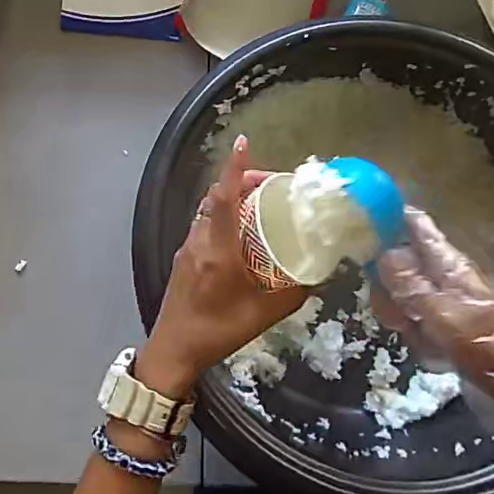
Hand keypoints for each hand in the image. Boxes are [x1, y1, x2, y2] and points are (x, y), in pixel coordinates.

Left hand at [140, 136, 305, 397]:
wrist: (173, 350)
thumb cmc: (217, 332)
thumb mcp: (263, 315)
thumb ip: (294, 293)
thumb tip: (320, 274)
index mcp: (218, 251)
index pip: (224, 198)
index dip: (235, 169)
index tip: (244, 142)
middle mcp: (199, 241)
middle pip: (216, 197)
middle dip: (240, 180)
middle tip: (270, 183)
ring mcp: (187, 248)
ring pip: (207, 209)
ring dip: (229, 197)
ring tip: (258, 202)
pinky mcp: (183, 257)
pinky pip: (203, 224)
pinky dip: (221, 215)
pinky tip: (239, 231)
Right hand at [374, 208, 493, 487]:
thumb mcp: (449, 320)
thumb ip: (415, 289)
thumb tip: (385, 253)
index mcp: (456, 272)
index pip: (423, 233)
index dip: (398, 221)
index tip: (368, 216)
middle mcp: (457, 287)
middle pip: (413, 268)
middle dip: (392, 282)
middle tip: (385, 305)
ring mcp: (461, 314)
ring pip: (416, 301)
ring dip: (404, 314)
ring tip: (404, 331)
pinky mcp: (463, 342)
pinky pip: (428, 330)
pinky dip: (421, 339)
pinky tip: (428, 356)